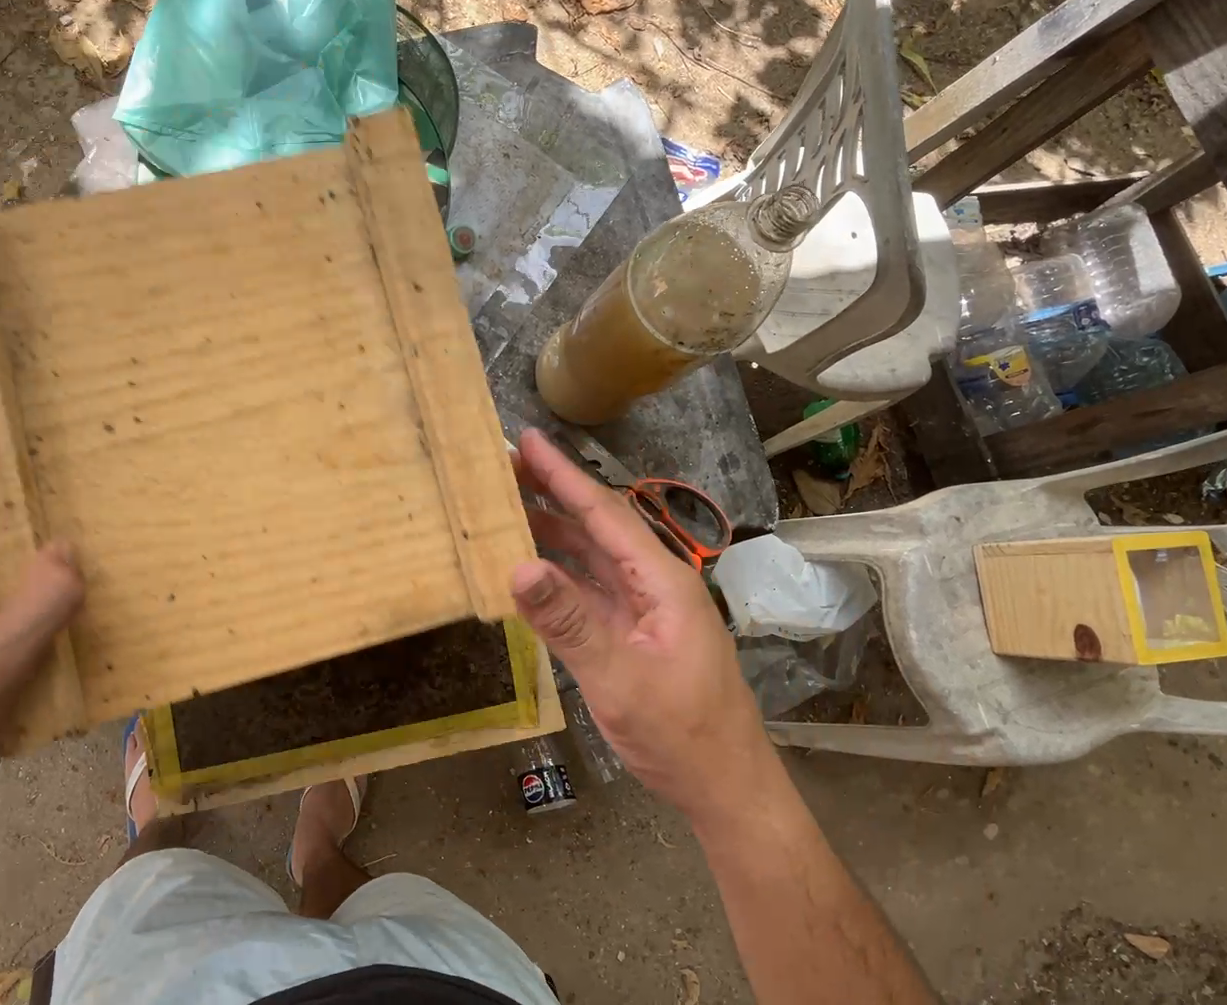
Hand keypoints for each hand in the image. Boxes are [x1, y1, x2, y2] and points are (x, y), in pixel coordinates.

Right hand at [510, 429, 771, 821]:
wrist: (725, 787)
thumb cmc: (681, 734)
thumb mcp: (619, 678)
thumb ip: (568, 622)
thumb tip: (517, 567)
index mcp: (661, 581)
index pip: (604, 514)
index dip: (563, 476)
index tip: (526, 440)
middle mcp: (653, 584)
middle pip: (597, 526)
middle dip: (552, 494)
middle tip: (501, 467)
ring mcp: (642, 610)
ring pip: (590, 557)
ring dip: (551, 531)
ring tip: (504, 507)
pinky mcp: (631, 634)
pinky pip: (588, 591)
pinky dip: (555, 575)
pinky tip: (527, 568)